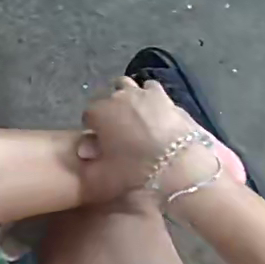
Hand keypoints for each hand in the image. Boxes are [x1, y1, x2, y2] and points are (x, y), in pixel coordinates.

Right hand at [78, 77, 244, 196]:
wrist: (179, 166)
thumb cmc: (135, 172)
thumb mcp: (103, 177)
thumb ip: (88, 164)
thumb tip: (85, 152)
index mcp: (99, 113)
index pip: (88, 116)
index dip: (93, 129)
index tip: (101, 143)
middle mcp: (118, 96)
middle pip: (108, 99)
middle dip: (111, 111)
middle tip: (119, 132)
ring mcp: (143, 92)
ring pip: (129, 86)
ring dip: (129, 98)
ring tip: (136, 117)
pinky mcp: (166, 96)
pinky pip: (152, 90)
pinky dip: (151, 98)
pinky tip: (156, 112)